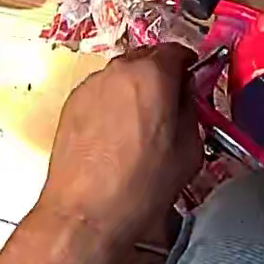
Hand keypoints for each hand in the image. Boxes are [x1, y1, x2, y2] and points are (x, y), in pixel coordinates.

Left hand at [35, 43, 202, 242]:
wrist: (85, 213)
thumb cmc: (143, 185)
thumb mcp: (189, 150)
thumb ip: (191, 109)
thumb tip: (185, 94)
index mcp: (152, 73)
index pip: (176, 50)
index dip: (187, 65)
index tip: (191, 81)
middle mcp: (119, 68)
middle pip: (147, 57)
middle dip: (160, 74)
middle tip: (168, 104)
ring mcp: (92, 82)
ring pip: (122, 74)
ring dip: (134, 88)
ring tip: (138, 124)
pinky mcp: (72, 100)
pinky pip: (100, 90)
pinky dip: (110, 101)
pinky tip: (113, 134)